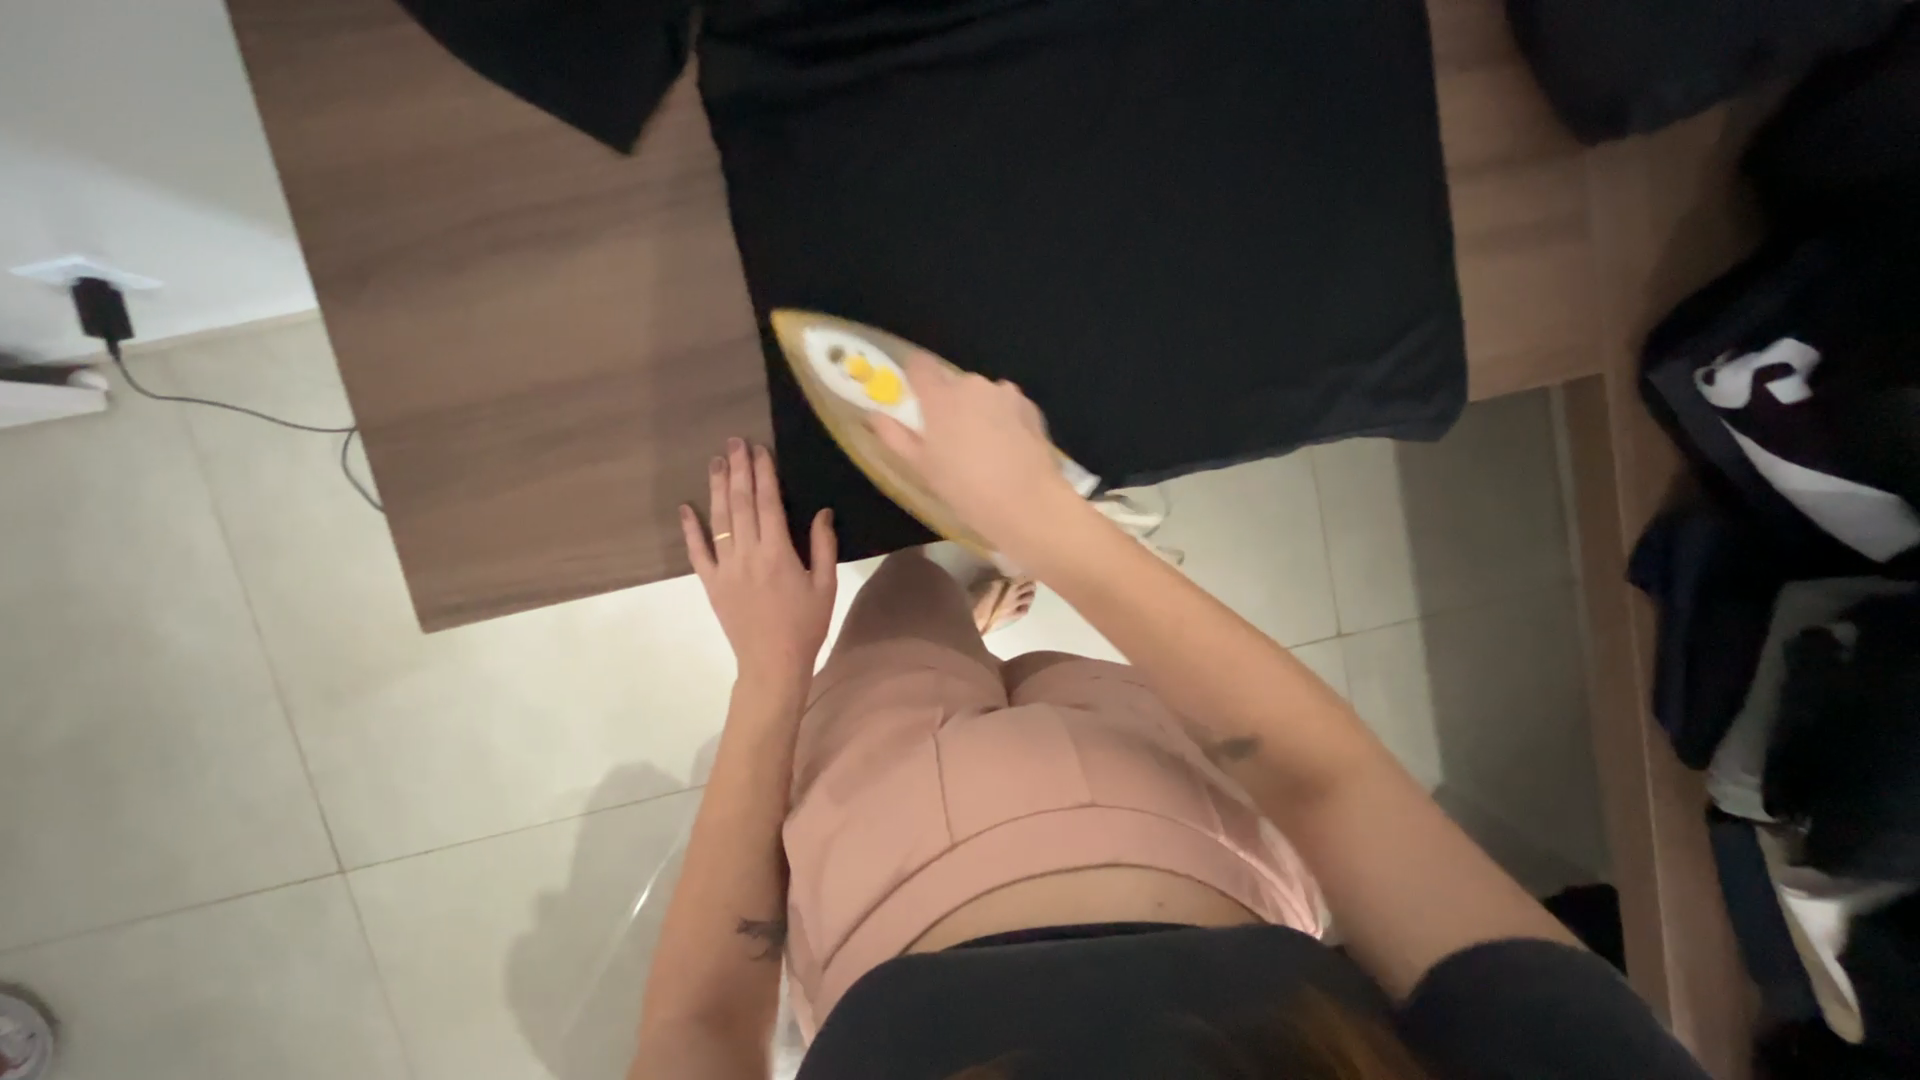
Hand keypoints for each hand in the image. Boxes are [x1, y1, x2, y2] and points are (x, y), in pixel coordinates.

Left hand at [681, 438, 836, 683]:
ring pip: (719, 520)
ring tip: (716, 462)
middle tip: (735, 442)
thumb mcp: (825, 585)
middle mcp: (748, 554)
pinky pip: (697, 552)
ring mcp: (725, 568)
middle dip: (739, 470)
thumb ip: (823, 546)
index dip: (764, 473)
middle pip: (741, 503)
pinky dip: (690, 529)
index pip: (768, 503)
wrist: (772, 663)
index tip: (760, 449)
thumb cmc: (806, 625)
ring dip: (718, 488)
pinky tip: (686, 507)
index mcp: (778, 552)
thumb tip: (821, 511)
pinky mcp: (711, 584)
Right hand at [869, 352, 1082, 559]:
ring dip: (979, 410)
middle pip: (953, 382)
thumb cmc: (965, 489)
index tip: (915, 401)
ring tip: (984, 448)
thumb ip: (894, 436)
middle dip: (949, 403)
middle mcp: (972, 385)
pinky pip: (1008, 405)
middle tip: (951, 439)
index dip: (915, 379)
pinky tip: (1008, 449)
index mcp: (940, 397)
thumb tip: (875, 416)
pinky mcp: (1030, 406)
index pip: (919, 365)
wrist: (1026, 503)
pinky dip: (1004, 419)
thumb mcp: (921, 468)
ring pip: (983, 394)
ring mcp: (1005, 393)